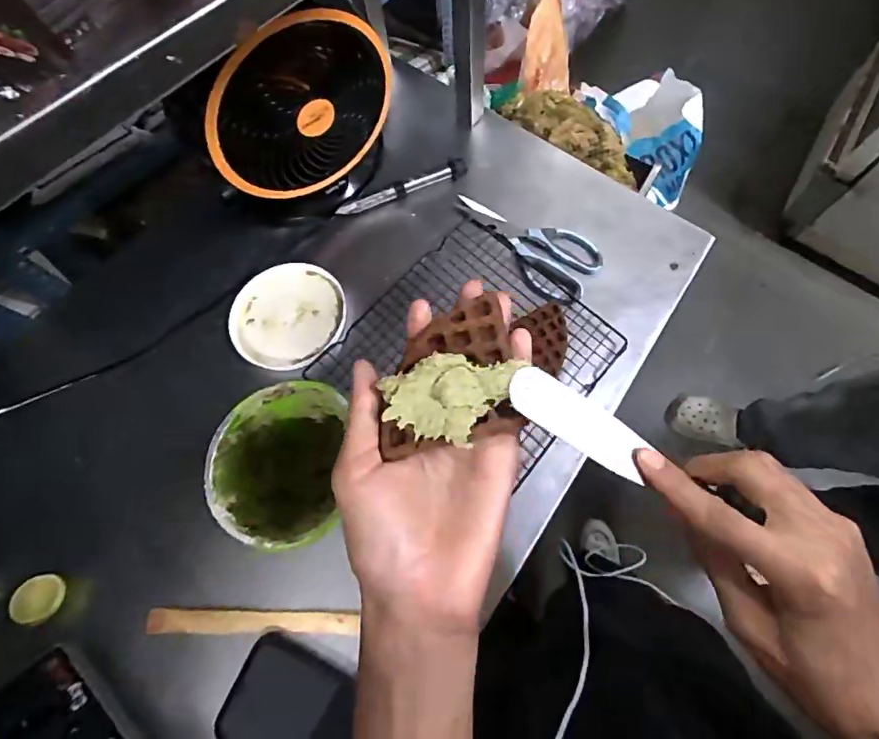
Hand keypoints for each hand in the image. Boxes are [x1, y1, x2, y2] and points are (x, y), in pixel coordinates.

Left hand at [333, 280, 531, 633]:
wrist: (420, 589)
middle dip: (464, 325)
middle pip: (456, 362)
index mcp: (405, 424)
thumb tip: (364, 366)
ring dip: (495, 338)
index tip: (423, 305)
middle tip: (475, 288)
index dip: (419, 337)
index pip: (415, 369)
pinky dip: (519, 372)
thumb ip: (365, 416)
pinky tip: (522, 340)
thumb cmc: (380, 534)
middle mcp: (441, 421)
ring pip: (486, 375)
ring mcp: (474, 433)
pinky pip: (511, 404)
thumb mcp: (355, 471)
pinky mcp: (502, 450)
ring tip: (500, 301)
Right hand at [638, 449, 878, 738]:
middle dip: (709, 464)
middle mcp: (820, 532)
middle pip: (753, 468)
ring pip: (771, 469)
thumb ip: (716, 561)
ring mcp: (837, 521)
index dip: (677, 485)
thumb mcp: (751, 628)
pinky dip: (756, 486)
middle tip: (679, 479)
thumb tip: (683, 511)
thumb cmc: (815, 677)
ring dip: (731, 471)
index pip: (722, 516)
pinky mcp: (843, 521)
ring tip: (705, 491)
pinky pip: (788, 486)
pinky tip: (743, 508)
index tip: (643, 457)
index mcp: (798, 570)